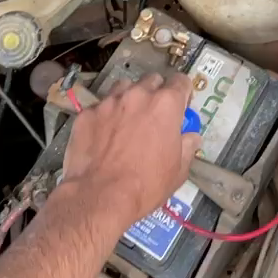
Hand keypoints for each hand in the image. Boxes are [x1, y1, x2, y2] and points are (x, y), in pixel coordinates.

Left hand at [55, 73, 201, 234]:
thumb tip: (190, 136)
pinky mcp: (87, 113)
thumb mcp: (179, 170)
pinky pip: (100, 107)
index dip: (182, 94)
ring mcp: (109, 101)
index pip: (181, 81)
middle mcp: (138, 94)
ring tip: (126, 122)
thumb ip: (188, 145)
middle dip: (155, 94)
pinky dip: (104, 117)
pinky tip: (102, 137)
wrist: (100, 196)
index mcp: (166, 104)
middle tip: (153, 116)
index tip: (180, 108)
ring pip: (124, 88)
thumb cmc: (146, 184)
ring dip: (129, 100)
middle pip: (152, 81)